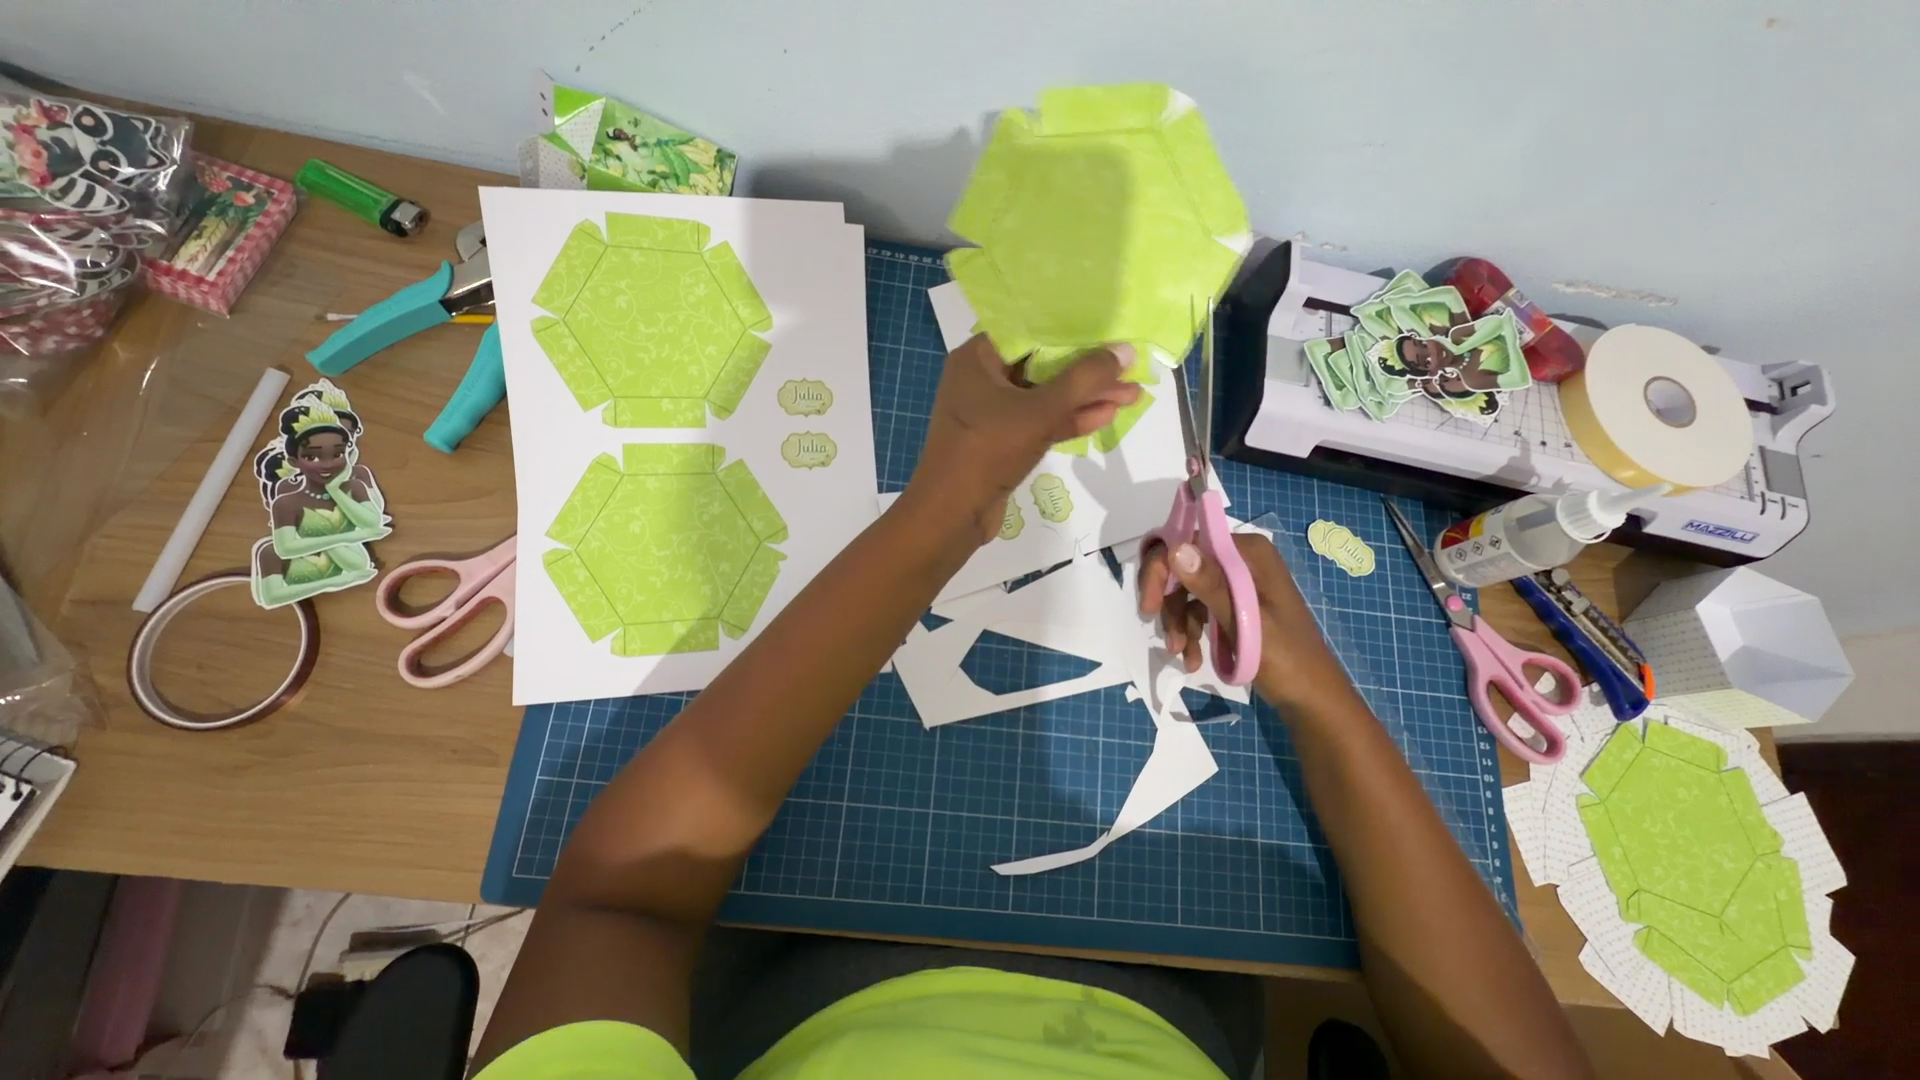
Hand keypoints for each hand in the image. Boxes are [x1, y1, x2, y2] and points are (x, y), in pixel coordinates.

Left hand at [903, 334, 1140, 543]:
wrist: (950, 514)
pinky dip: (1069, 418)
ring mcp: (991, 412)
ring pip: (1045, 395)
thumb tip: (1125, 352)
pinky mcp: (1001, 441)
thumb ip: (1084, 380)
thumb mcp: (1040, 411)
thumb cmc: (987, 451)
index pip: (1031, 330)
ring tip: (1132, 393)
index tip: (1110, 328)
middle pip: (1042, 363)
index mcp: (978, 358)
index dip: (1073, 328)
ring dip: (1085, 396)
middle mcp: (982, 378)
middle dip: (1087, 368)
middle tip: (1130, 366)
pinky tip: (1106, 415)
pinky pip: (1039, 421)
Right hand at [1139, 533, 1348, 707]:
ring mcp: (1236, 582)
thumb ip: (1211, 586)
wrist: (1312, 696)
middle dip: (1167, 600)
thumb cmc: (1287, 659)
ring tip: (1180, 653)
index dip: (1161, 569)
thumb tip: (1175, 549)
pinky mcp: (1232, 604)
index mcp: (1248, 553)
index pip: (1188, 541)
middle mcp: (1240, 559)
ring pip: (1184, 590)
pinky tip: (1191, 658)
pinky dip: (1189, 631)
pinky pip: (1197, 609)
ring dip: (1177, 621)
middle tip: (1160, 630)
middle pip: (1181, 565)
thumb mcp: (1247, 623)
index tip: (1149, 606)